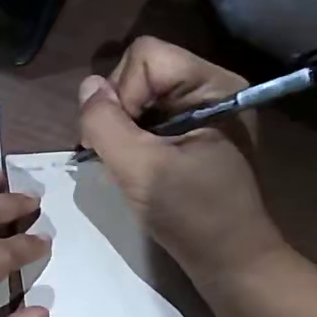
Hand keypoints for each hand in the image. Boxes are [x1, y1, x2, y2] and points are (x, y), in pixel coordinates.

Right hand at [77, 37, 287, 279]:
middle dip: (118, 109)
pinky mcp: (192, 132)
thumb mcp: (140, 169)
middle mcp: (210, 88)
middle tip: (118, 153)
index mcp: (213, 86)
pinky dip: (130, 138)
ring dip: (120, 127)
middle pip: (138, 71)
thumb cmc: (191, 214)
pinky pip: (146, 116)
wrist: (228, 260)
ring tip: (125, 162)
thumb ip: (106, 124)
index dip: (122, 93)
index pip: (145, 56)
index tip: (123, 139)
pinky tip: (134, 165)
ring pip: (137, 95)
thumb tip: (87, 88)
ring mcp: (201, 110)